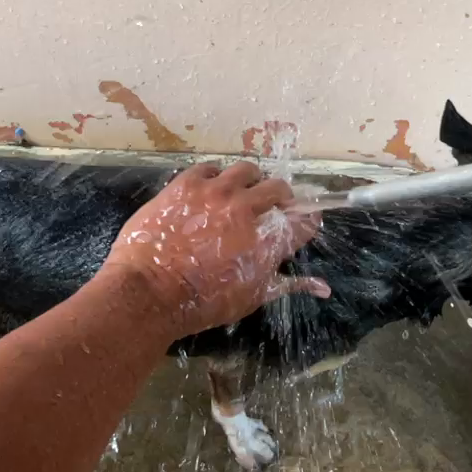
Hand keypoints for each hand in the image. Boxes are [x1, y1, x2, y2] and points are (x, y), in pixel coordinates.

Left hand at [103, 162, 328, 335]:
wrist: (149, 293)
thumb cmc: (202, 304)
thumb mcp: (250, 297)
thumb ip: (287, 284)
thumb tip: (323, 287)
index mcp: (267, 242)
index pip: (304, 220)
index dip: (307, 220)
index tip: (301, 222)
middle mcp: (246, 210)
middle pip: (278, 189)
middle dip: (280, 198)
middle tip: (270, 208)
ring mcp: (215, 192)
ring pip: (246, 170)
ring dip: (250, 181)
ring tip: (240, 194)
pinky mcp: (185, 184)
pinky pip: (209, 168)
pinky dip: (215, 178)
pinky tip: (208, 191)